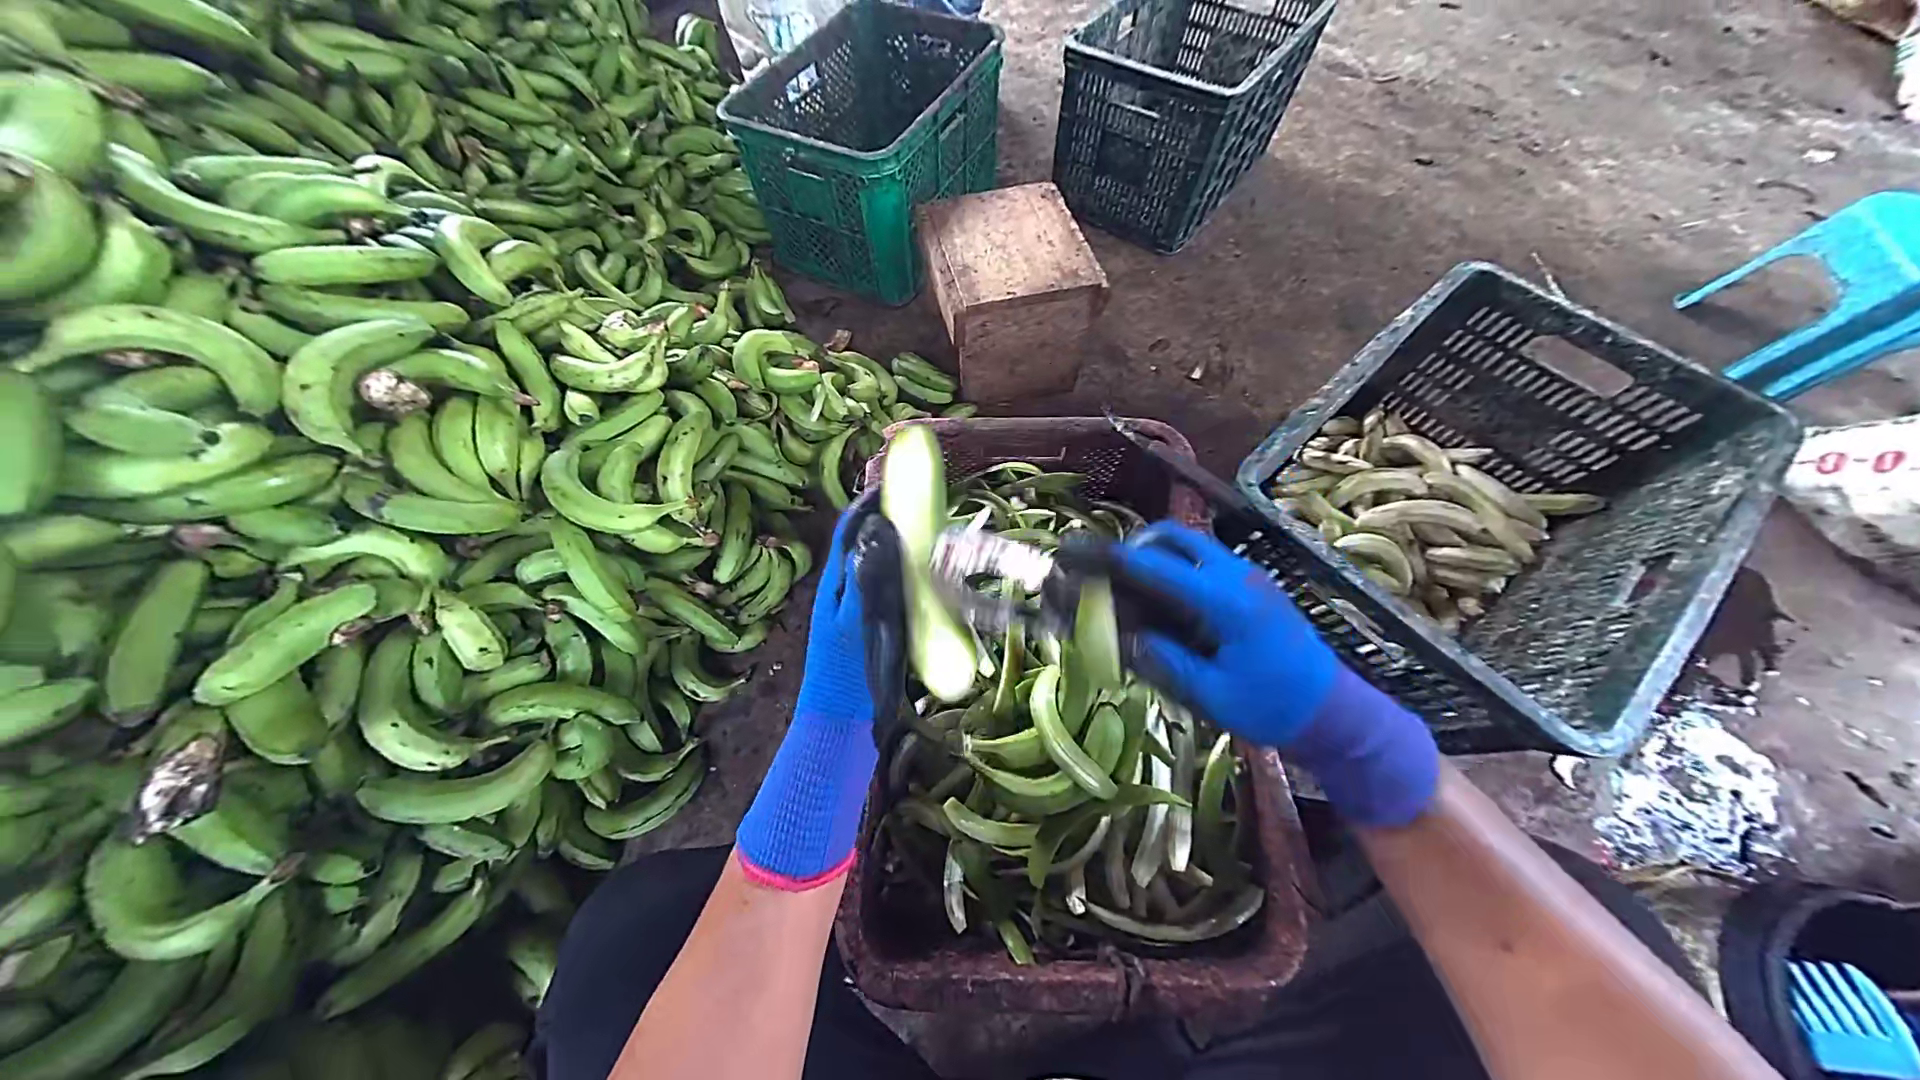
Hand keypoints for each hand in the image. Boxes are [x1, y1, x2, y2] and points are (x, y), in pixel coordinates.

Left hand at [734, 493, 899, 888]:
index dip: (870, 501)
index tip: (896, 480)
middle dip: (887, 517)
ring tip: (926, 529)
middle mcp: (842, 589)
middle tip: (920, 502)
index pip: (850, 529)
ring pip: (876, 564)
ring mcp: (855, 609)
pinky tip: (925, 575)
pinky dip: (904, 573)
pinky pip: (887, 588)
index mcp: (835, 583)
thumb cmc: (846, 674)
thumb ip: (866, 578)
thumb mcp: (856, 623)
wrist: (841, 725)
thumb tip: (878, 529)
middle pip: (863, 542)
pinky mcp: (869, 627)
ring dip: (897, 543)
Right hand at [1097, 522, 1439, 827]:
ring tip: (1124, 588)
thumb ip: (1164, 662)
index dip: (1109, 560)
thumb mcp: (1212, 695)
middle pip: (1171, 538)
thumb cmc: (1274, 708)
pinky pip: (1199, 561)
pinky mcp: (1249, 586)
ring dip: (1150, 556)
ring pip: (1186, 545)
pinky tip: (1158, 601)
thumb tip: (1121, 637)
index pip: (1155, 568)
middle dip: (1130, 548)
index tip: (1072, 554)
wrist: (1335, 711)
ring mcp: (1246, 576)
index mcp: (1227, 602)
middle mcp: (1236, 576)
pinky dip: (1169, 568)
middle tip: (1101, 573)